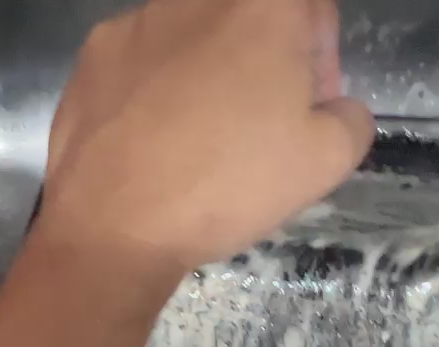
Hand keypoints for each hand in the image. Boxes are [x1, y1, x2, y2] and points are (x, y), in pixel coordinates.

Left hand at [40, 0, 374, 275]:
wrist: (113, 232)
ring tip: (188, 147)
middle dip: (256, 70)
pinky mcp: (87, 64)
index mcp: (264, 3)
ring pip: (184, 46)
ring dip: (197, 82)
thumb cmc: (223, 191)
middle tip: (247, 136)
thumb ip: (351, 120)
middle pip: (244, 24)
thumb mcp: (324, 164)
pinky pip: (133, 72)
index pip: (311, 11)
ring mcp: (133, 25)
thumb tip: (333, 110)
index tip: (304, 114)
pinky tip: (143, 149)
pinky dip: (144, 100)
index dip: (318, 63)